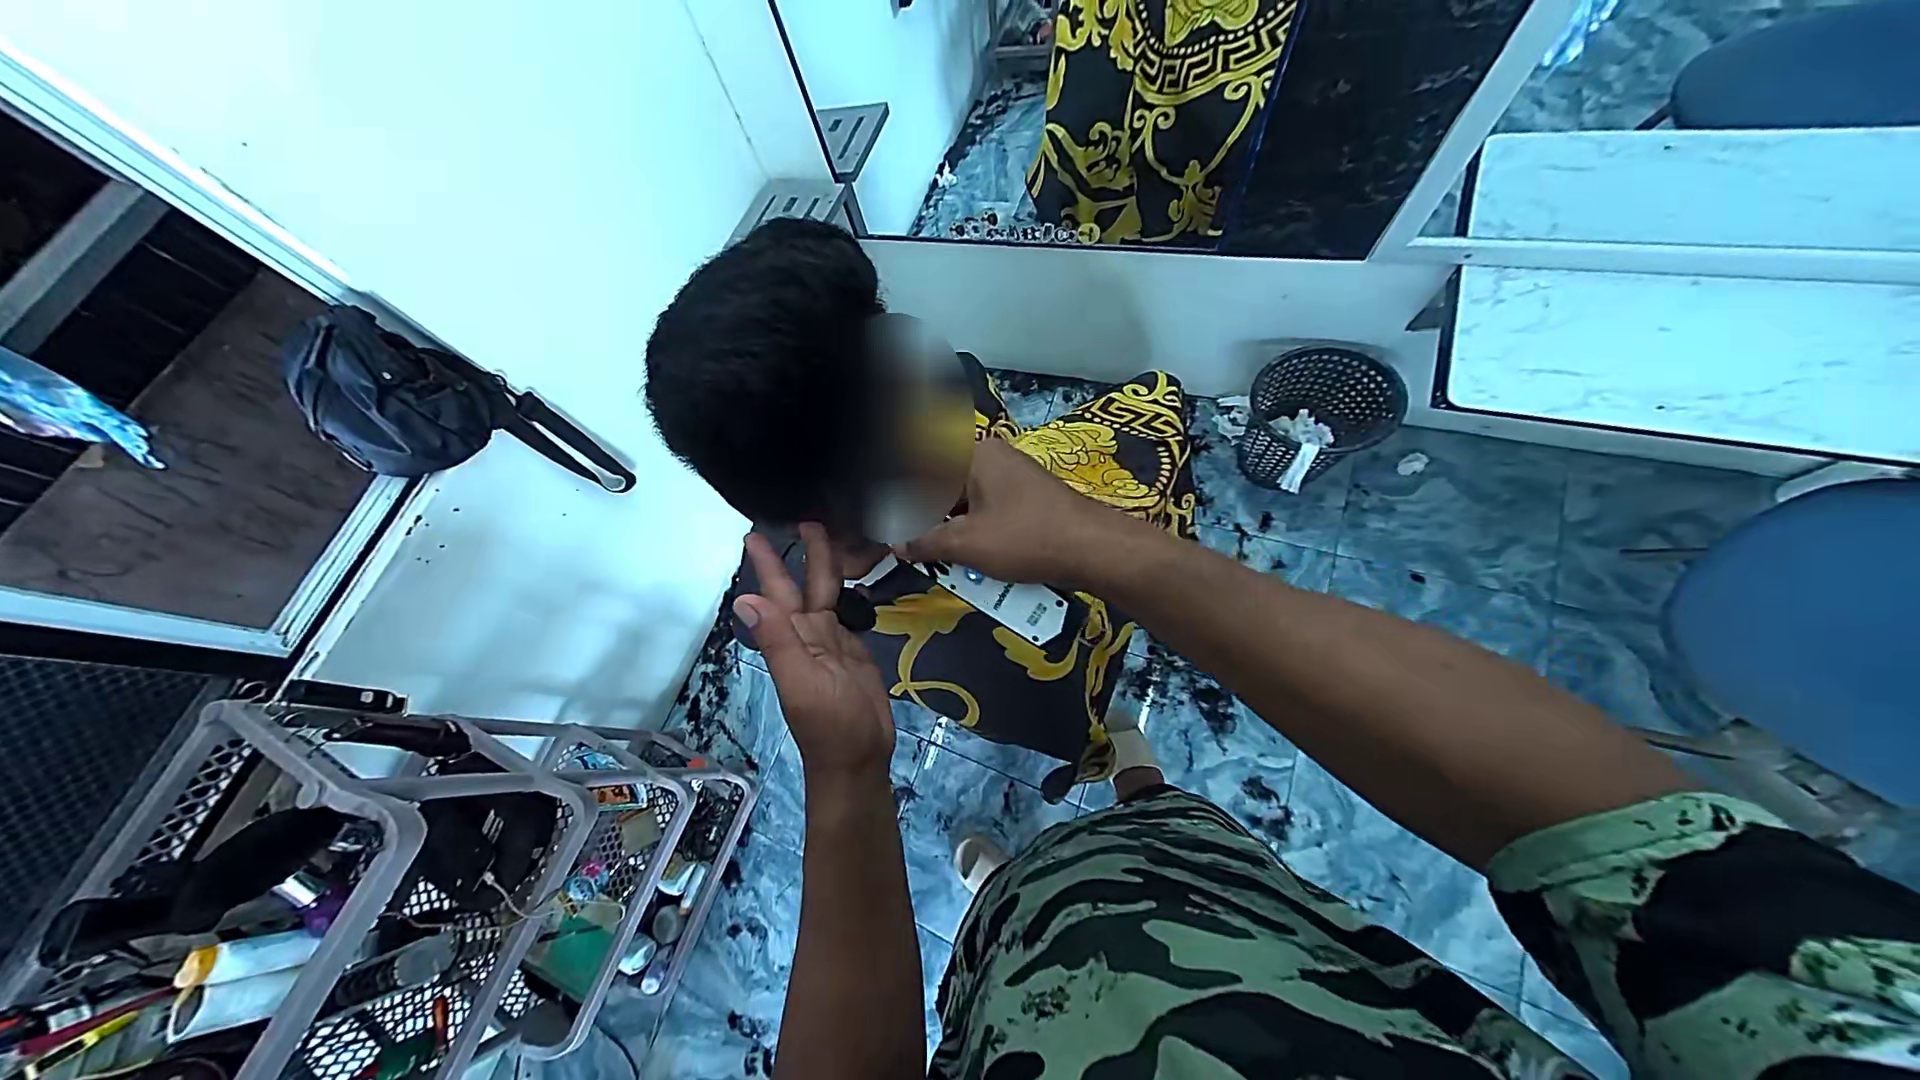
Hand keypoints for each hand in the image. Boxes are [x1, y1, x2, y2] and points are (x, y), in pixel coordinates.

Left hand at [735, 523, 895, 779]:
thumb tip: (746, 598)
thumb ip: (778, 640)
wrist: (859, 756)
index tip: (754, 533)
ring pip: (827, 592)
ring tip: (834, 533)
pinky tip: (854, 574)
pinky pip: (848, 610)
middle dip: (803, 552)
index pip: (776, 591)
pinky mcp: (854, 648)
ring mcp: (831, 640)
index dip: (766, 563)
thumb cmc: (829, 724)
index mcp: (791, 638)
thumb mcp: (802, 682)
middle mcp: (807, 633)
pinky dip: (849, 589)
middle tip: (805, 516)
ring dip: (827, 564)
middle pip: (805, 584)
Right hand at [895, 438, 1127, 587]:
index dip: (898, 494)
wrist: (1094, 549)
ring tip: (919, 547)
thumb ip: (925, 542)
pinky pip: (981, 508)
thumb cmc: (1026, 538)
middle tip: (898, 537)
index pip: (920, 461)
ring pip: (960, 496)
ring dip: (941, 522)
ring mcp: (1009, 477)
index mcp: (972, 454)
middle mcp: (989, 457)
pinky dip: (964, 527)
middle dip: (916, 510)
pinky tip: (953, 550)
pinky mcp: (1022, 499)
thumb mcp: (967, 543)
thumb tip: (898, 545)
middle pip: (939, 478)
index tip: (885, 521)